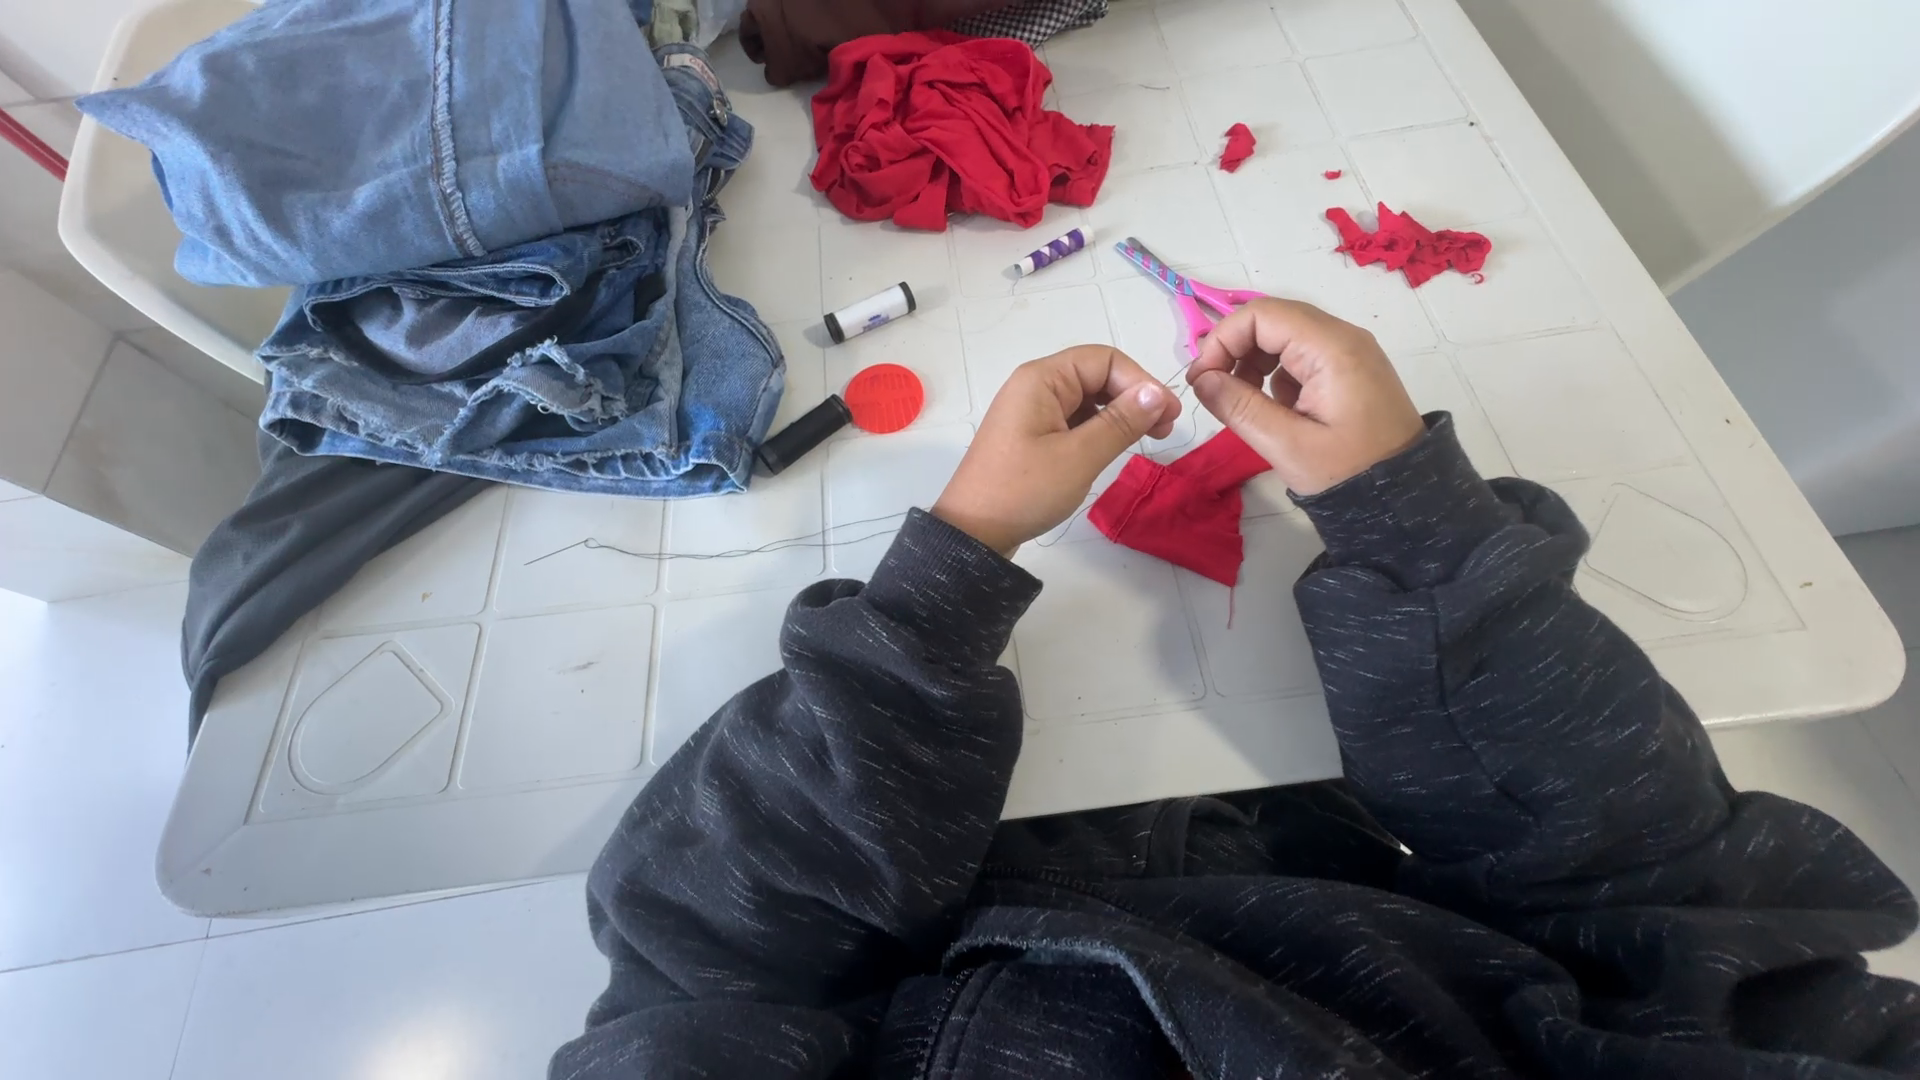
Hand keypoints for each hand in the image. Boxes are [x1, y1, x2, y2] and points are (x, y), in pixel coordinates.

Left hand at [934, 345, 1178, 555]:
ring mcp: (1031, 412)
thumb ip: (1120, 422)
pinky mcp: (1031, 436)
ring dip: (1118, 415)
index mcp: (1041, 379)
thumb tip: (1156, 392)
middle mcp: (1034, 386)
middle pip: (1096, 375)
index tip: (1168, 416)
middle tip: (1164, 431)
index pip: (1104, 359)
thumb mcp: (1079, 457)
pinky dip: (1098, 430)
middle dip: (1133, 397)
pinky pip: (1073, 420)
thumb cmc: (1024, 491)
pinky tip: (1113, 449)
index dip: (1141, 382)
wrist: (973, 533)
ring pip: (1087, 399)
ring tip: (1145, 441)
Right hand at [1186, 299, 1423, 494]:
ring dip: (1249, 361)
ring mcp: (1345, 352)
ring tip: (1239, 402)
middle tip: (1211, 389)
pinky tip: (1269, 407)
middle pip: (1271, 319)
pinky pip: (1297, 354)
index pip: (1261, 315)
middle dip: (1232, 349)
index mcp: (1330, 349)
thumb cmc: (1346, 471)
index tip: (1201, 380)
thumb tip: (1201, 380)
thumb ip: (1239, 407)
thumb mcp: (1285, 445)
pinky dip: (1270, 372)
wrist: (1402, 494)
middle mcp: (1341, 338)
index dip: (1221, 340)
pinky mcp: (1344, 369)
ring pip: (1282, 335)